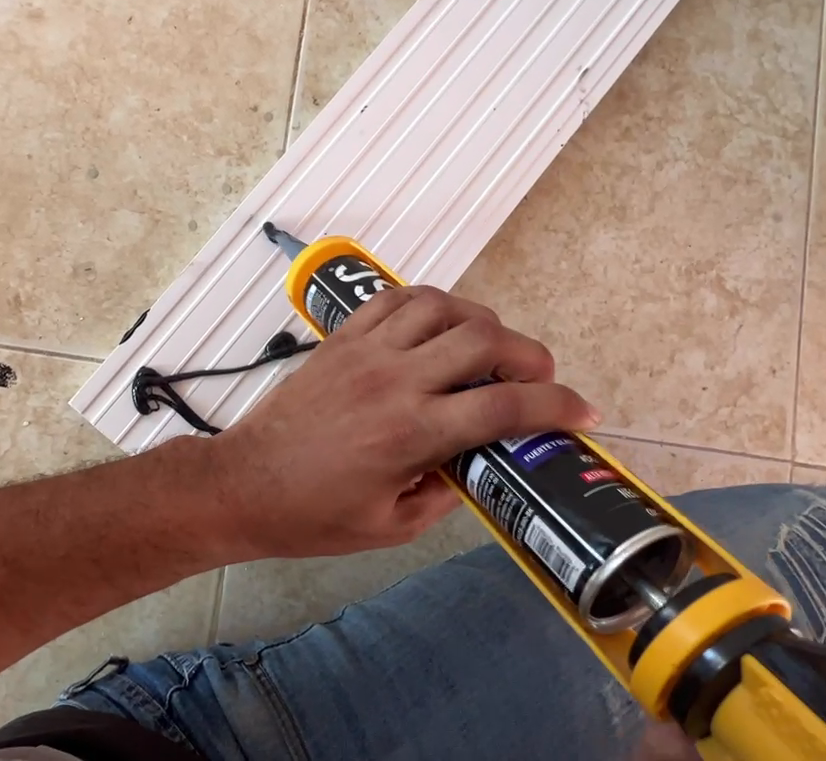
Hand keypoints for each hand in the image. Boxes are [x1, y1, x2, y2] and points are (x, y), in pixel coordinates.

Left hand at [200, 286, 598, 559]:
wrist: (243, 483)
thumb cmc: (314, 516)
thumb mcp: (391, 526)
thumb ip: (443, 493)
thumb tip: (471, 463)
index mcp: (414, 433)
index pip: (505, 405)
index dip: (556, 406)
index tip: (582, 412)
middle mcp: (395, 379)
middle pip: (481, 338)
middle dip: (527, 353)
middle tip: (537, 376)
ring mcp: (365, 350)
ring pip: (440, 306)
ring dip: (478, 320)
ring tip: (488, 346)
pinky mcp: (340, 338)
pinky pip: (392, 300)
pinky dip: (426, 302)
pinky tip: (436, 323)